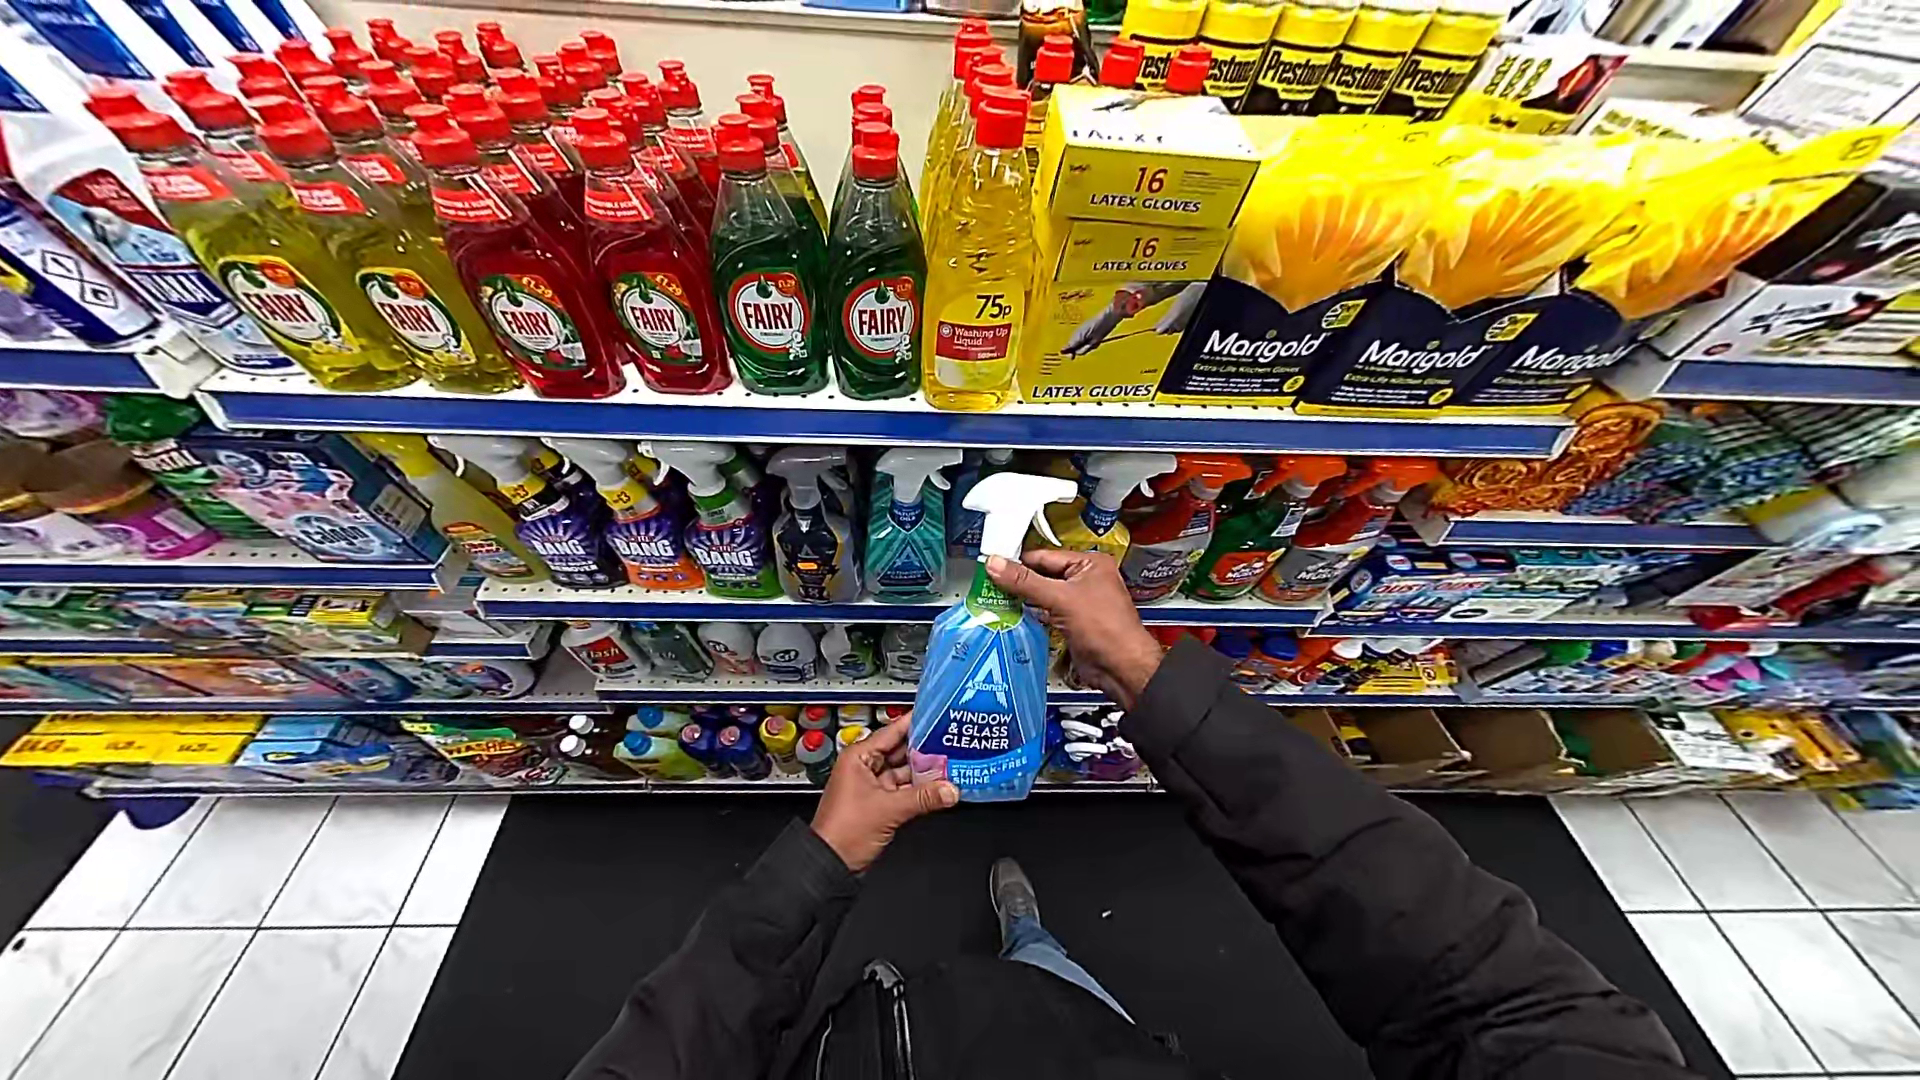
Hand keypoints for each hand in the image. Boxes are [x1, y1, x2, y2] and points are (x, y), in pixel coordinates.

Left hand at [811, 715, 957, 872]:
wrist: (830, 866)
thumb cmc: (843, 832)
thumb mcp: (888, 809)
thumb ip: (923, 797)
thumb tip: (950, 789)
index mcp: (859, 757)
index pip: (891, 731)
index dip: (914, 723)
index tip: (935, 716)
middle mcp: (865, 767)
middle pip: (900, 750)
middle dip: (925, 748)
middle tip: (949, 741)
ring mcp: (872, 785)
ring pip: (904, 770)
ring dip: (924, 770)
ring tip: (949, 763)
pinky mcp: (878, 802)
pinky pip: (903, 788)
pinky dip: (919, 788)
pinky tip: (937, 786)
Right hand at [986, 550, 1164, 709]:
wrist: (1121, 668)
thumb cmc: (1107, 629)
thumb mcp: (1060, 598)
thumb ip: (1025, 581)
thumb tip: (997, 564)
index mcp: (1089, 564)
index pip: (1044, 556)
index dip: (1019, 561)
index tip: (994, 565)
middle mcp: (1086, 580)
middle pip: (1042, 575)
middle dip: (1019, 582)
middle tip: (991, 583)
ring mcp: (1080, 602)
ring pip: (1043, 595)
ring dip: (1023, 599)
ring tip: (997, 599)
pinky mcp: (1073, 623)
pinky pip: (1047, 613)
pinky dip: (1032, 615)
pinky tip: (1015, 616)